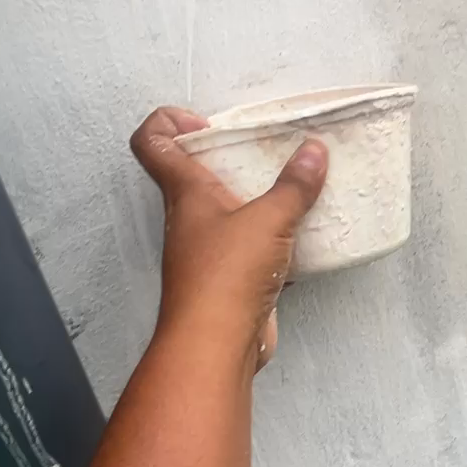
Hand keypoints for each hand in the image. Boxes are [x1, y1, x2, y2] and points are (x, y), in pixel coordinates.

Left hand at [130, 106, 327, 370]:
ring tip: (293, 192)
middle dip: (229, 160)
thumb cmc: (227, 275)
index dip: (168, 123)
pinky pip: (252, 250)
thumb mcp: (269, 220)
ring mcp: (209, 253)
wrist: (218, 344)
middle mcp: (191, 220)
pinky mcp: (232, 282)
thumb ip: (294, 186)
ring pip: (228, 215)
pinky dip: (275, 242)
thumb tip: (314, 151)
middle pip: (196, 177)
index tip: (204, 123)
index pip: (152, 143)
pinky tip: (303, 241)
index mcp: (186, 194)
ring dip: (256, 202)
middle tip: (266, 154)